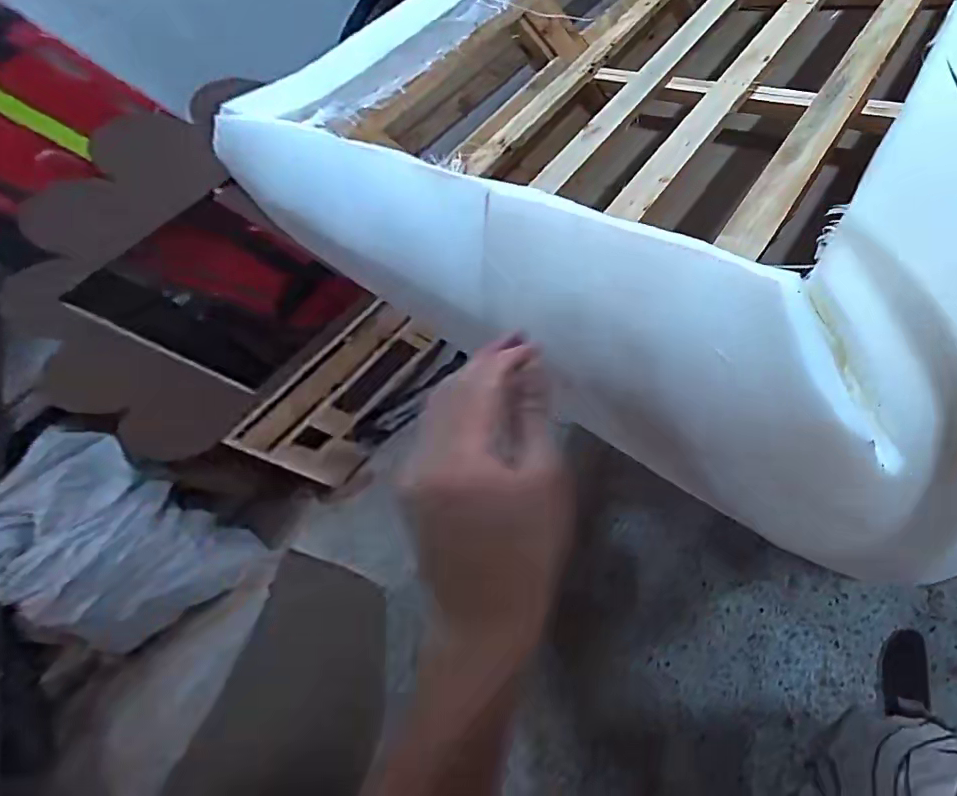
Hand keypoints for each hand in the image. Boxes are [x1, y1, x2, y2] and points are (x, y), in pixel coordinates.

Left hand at [399, 335, 574, 661]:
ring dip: (470, 381)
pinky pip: (435, 430)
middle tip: (521, 342)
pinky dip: (460, 406)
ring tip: (507, 364)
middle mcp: (422, 459)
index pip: (478, 386)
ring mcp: (411, 476)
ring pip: (436, 409)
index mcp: (457, 457)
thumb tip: (532, 369)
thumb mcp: (545, 476)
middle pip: (449, 392)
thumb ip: (533, 417)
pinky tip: (486, 403)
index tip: (535, 341)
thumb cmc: (531, 545)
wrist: (486, 615)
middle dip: (484, 362)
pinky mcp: (414, 490)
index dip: (506, 358)